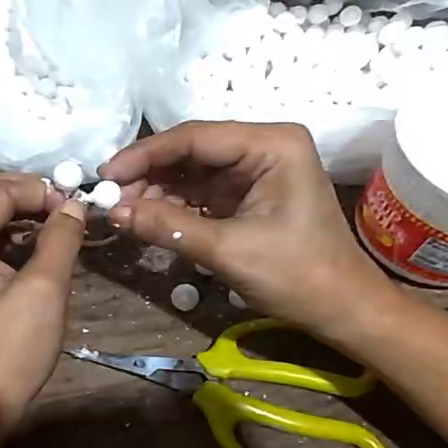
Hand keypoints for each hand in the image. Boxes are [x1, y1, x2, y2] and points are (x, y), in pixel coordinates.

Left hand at [0, 173, 85, 432]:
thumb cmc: (11, 350)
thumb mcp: (44, 290)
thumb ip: (60, 238)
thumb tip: (75, 205)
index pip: (0, 190)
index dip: (41, 190)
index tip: (78, 207)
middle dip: (29, 195)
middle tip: (67, 210)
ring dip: (23, 214)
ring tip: (61, 226)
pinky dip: (13, 235)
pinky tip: (41, 246)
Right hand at [98, 122, 408, 346]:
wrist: (342, 310)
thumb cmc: (297, 275)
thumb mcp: (227, 250)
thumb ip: (168, 226)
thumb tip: (113, 212)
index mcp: (271, 145)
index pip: (195, 138)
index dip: (145, 155)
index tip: (105, 175)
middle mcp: (263, 147)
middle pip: (190, 151)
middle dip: (148, 174)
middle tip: (109, 198)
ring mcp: (254, 171)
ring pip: (191, 172)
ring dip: (156, 190)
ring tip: (121, 211)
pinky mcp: (246, 195)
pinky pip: (199, 192)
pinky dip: (172, 205)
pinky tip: (144, 216)